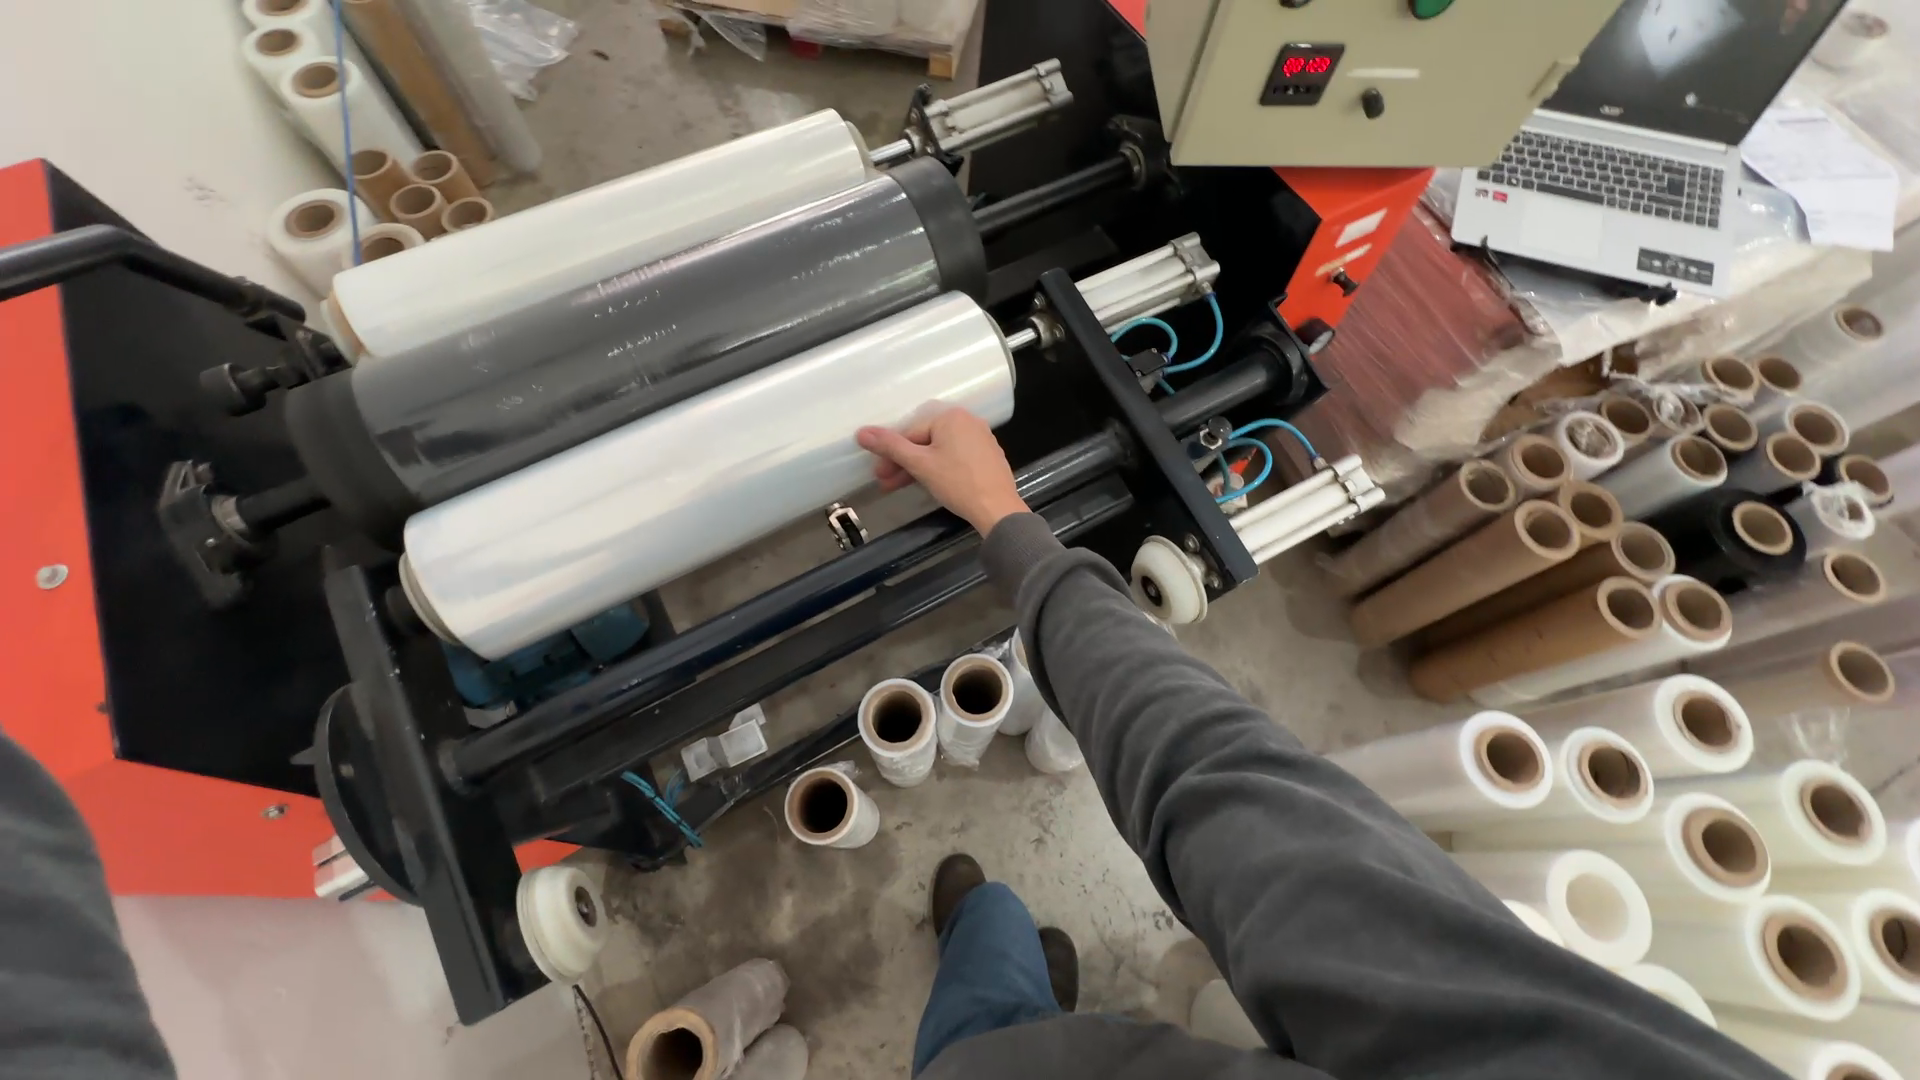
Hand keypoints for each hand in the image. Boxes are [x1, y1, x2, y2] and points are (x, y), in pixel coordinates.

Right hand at [856, 407, 1028, 535]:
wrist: (997, 509)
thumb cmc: (957, 482)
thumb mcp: (920, 464)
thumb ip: (891, 447)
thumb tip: (862, 432)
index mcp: (950, 416)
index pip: (911, 433)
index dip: (892, 454)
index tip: (879, 474)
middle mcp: (968, 421)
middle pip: (925, 441)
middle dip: (903, 463)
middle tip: (886, 482)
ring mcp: (980, 439)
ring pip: (939, 451)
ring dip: (918, 468)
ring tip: (900, 486)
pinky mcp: (987, 457)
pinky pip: (955, 457)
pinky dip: (939, 469)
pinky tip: (928, 484)